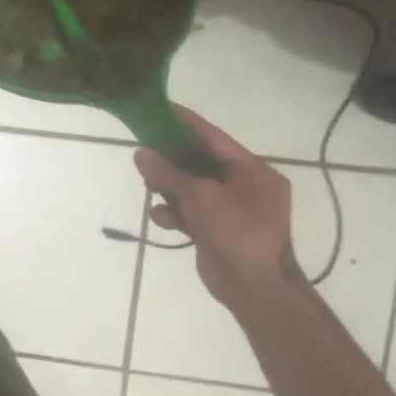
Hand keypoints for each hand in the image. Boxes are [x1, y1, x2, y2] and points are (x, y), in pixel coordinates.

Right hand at [133, 109, 300, 309]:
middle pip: (198, 162)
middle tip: (143, 153)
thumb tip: (141, 154)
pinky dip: (175, 213)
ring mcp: (231, 209)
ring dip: (169, 189)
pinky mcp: (216, 228)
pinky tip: (167, 221)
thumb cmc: (236, 233)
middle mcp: (246, 187)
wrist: (253, 288)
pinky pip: (189, 209)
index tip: (161, 107)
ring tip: (152, 190)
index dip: (187, 123)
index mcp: (254, 173)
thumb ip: (169, 173)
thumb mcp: (200, 196)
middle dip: (170, 161)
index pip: (215, 138)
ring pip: (189, 186)